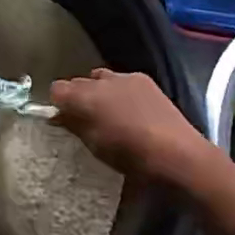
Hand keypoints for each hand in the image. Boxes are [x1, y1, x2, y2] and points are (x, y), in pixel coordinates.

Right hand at [52, 68, 212, 186]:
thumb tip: (59, 115)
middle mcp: (101, 80)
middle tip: (85, 119)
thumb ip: (74, 126)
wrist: (176, 153)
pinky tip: (132, 110)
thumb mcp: (96, 147)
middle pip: (78, 82)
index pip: (57, 89)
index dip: (57, 103)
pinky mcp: (144, 80)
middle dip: (78, 96)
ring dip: (99, 91)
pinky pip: (123, 80)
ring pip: (101, 78)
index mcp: (84, 98)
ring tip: (110, 113)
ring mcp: (124, 77)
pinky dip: (120, 91)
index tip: (62, 119)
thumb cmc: (130, 157)